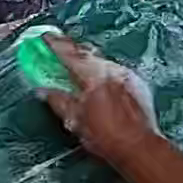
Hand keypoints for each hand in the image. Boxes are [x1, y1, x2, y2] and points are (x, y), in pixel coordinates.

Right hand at [42, 34, 162, 168]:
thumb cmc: (105, 137)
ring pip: (102, 61)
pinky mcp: (136, 83)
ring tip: (78, 66)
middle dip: (72, 50)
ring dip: (88, 62)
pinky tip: (100, 82)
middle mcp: (111, 70)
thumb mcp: (76, 121)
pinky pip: (114, 71)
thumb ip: (59, 102)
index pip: (69, 54)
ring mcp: (126, 75)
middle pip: (88, 53)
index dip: (55, 44)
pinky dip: (103, 72)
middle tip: (59, 48)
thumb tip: (43, 90)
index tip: (45, 36)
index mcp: (92, 76)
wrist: (139, 146)